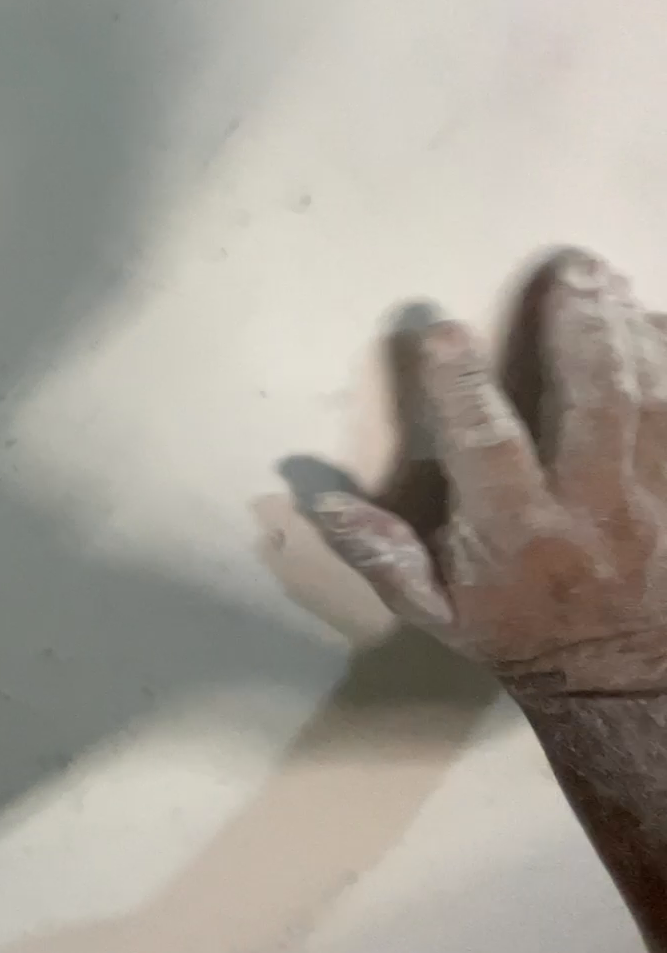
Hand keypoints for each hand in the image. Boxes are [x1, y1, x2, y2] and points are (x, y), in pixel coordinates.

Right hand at [314, 250, 666, 698]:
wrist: (633, 683)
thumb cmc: (513, 635)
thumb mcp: (428, 608)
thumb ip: (379, 552)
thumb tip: (320, 498)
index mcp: (515, 529)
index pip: (487, 446)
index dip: (461, 387)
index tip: (442, 330)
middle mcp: (594, 505)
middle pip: (596, 406)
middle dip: (580, 334)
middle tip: (571, 269)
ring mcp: (661, 498)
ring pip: (658, 406)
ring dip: (638, 339)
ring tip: (613, 283)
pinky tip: (665, 330)